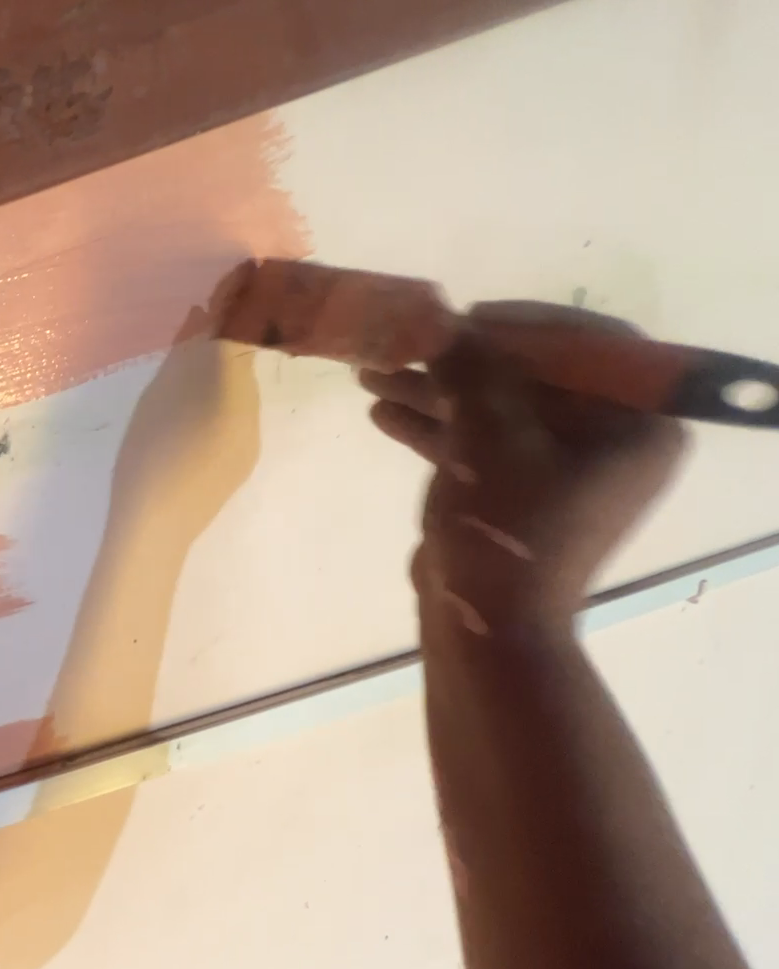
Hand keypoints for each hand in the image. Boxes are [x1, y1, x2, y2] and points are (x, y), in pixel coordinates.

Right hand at [360, 303, 687, 633]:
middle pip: (529, 379)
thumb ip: (473, 375)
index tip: (459, 318)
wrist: (486, 615)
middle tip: (400, 347)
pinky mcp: (514, 488)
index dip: (522, 327)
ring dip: (433, 393)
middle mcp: (604, 439)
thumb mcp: (488, 440)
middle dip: (458, 362)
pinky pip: (477, 443)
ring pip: (492, 410)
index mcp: (632, 425)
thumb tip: (445, 323)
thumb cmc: (505, 526)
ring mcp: (556, 466)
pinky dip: (433, 427)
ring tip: (371, 377)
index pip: (588, 349)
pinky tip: (383, 415)